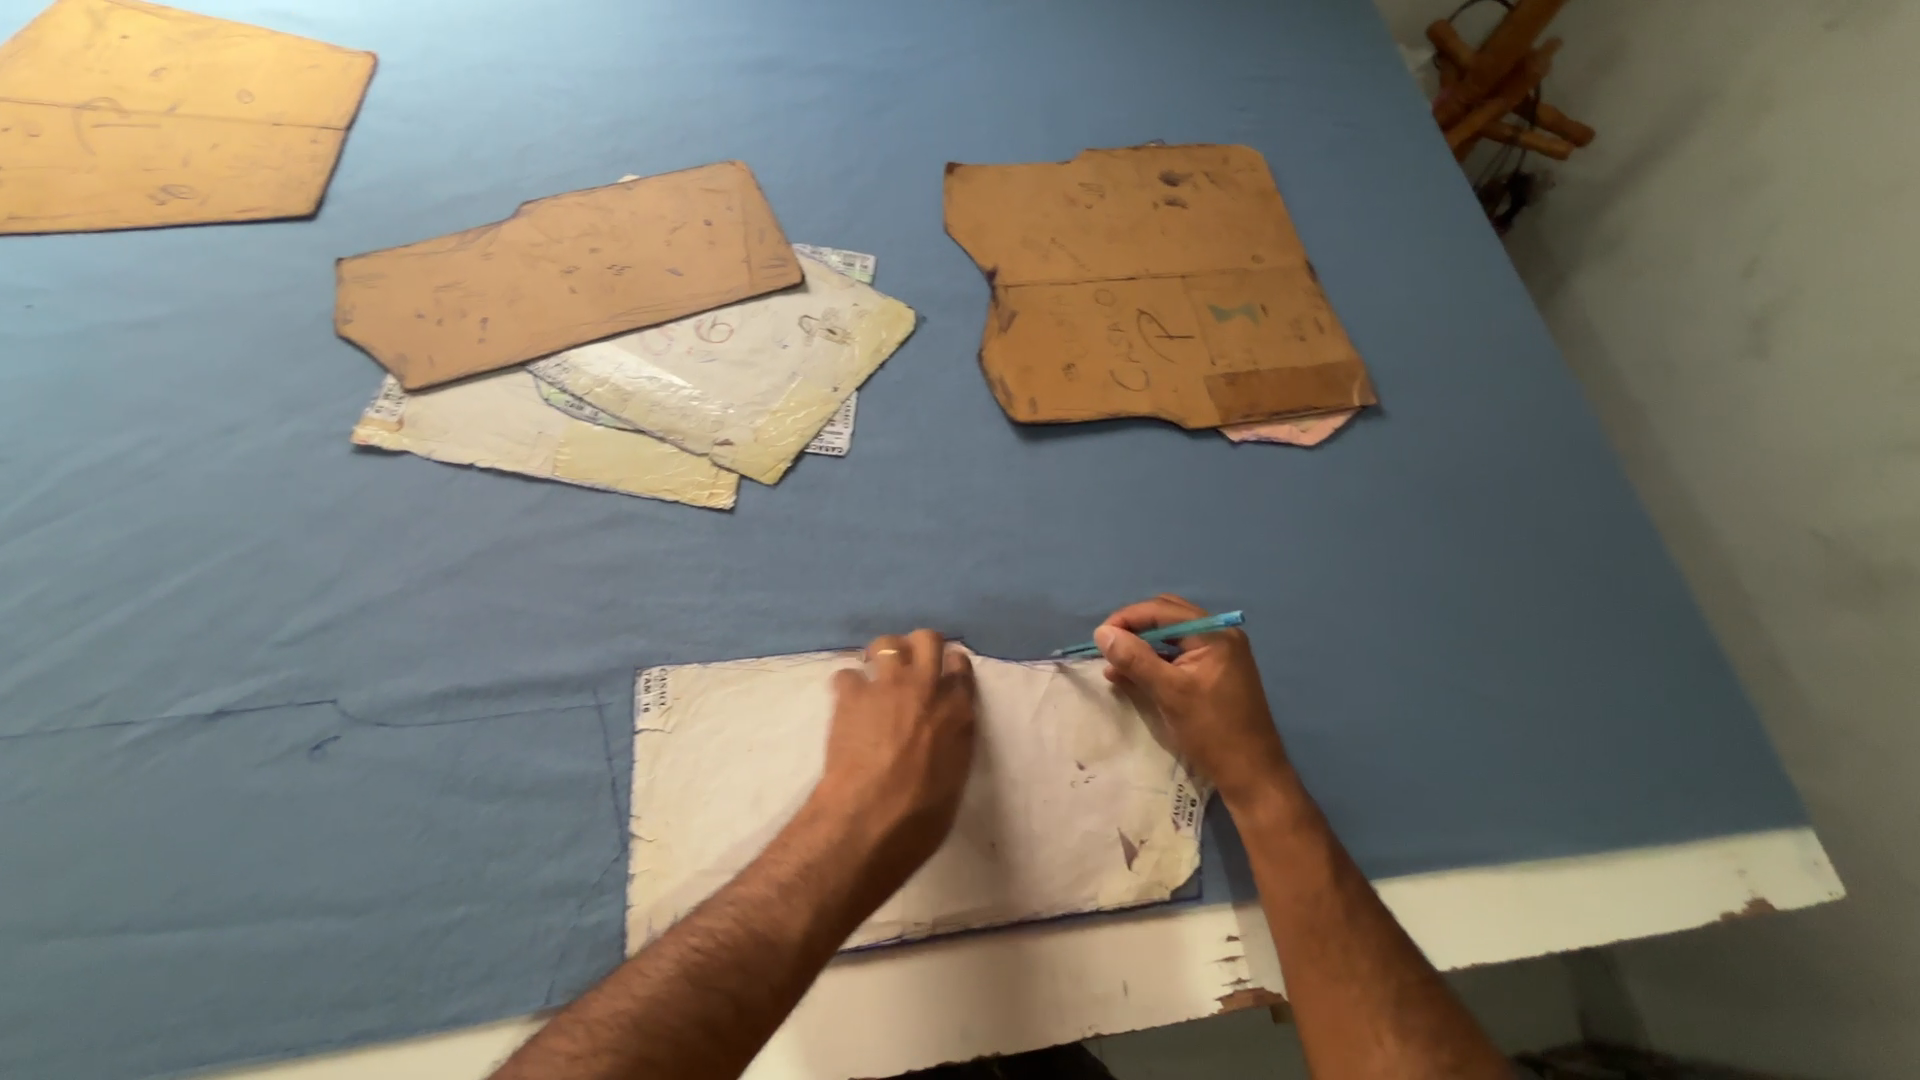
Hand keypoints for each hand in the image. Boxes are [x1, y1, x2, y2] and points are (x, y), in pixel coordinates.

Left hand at [808, 629, 977, 894]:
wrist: (870, 816)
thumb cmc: (921, 814)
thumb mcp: (955, 777)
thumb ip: (952, 744)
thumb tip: (942, 737)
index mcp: (958, 710)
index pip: (961, 666)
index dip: (950, 666)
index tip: (944, 674)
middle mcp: (926, 687)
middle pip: (927, 639)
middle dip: (919, 645)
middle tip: (910, 663)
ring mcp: (887, 685)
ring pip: (887, 643)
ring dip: (882, 654)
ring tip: (875, 672)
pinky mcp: (851, 694)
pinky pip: (847, 673)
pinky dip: (847, 684)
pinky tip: (846, 701)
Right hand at [1094, 595, 1288, 806]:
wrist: (1252, 774)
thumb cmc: (1212, 732)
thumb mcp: (1169, 693)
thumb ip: (1135, 659)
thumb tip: (1102, 633)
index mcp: (1214, 633)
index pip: (1161, 610)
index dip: (1126, 619)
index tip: (1099, 639)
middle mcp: (1219, 635)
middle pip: (1166, 617)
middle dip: (1134, 629)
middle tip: (1107, 648)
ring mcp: (1218, 654)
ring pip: (1170, 636)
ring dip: (1141, 646)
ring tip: (1114, 665)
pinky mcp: (1213, 672)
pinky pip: (1178, 655)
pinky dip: (1154, 661)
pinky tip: (1131, 675)